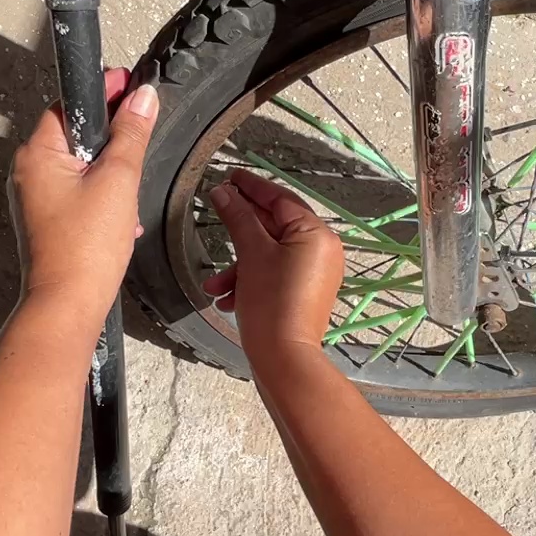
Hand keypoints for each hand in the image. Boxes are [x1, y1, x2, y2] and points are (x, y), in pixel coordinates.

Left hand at [9, 68, 158, 327]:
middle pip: (76, 137)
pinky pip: (78, 194)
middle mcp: (29, 173)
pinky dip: (102, 197)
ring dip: (110, 174)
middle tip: (140, 138)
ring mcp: (36, 199)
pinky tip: (123, 217)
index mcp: (38, 154)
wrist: (69, 302)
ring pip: (80, 168)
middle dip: (111, 140)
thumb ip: (131, 134)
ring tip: (131, 190)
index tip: (129, 84)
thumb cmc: (87, 244)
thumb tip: (142, 97)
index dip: (102, 94)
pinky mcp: (48, 222)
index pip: (69, 106)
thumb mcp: (119, 179)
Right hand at [202, 169, 344, 367]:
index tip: (230, 176)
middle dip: (239, 230)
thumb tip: (223, 192)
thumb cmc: (271, 303)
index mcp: (316, 234)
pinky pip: (273, 274)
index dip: (251, 186)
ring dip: (238, 266)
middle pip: (274, 226)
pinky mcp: (303, 293)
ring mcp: (313, 273)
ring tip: (214, 285)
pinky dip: (249, 281)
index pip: (280, 198)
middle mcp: (321, 250)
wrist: (283, 360)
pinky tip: (227, 298)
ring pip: (268, 254)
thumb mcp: (251, 254)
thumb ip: (238, 217)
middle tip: (216, 210)